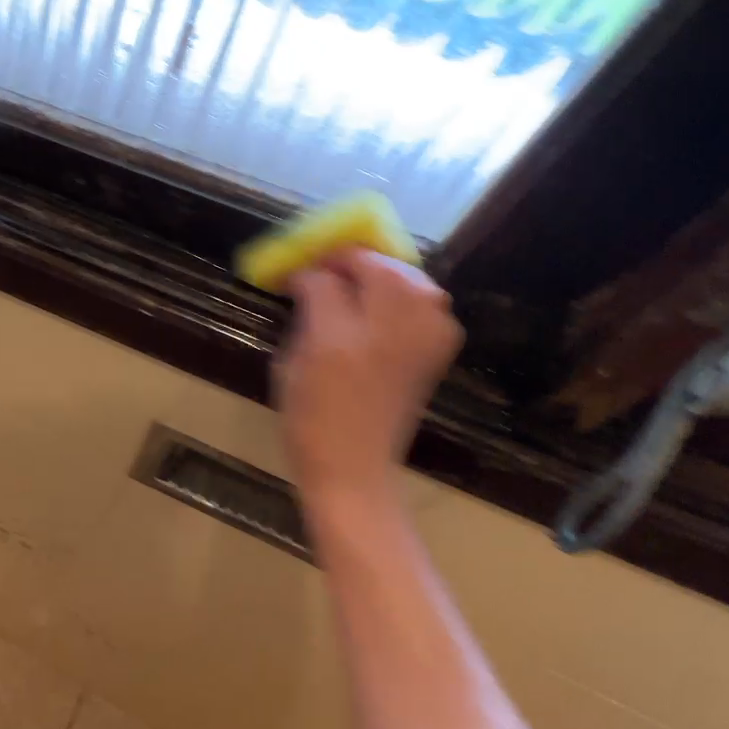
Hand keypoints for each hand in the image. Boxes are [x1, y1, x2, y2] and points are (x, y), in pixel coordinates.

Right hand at [273, 248, 461, 498]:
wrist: (352, 466)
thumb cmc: (308, 418)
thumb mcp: (291, 363)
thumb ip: (306, 315)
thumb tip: (309, 282)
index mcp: (343, 336)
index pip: (327, 278)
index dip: (308, 271)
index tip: (291, 275)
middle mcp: (390, 331)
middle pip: (381, 268)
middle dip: (353, 262)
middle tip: (327, 271)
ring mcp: (423, 341)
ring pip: (411, 282)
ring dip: (385, 274)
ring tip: (357, 286)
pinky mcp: (437, 352)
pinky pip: (428, 305)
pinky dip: (410, 296)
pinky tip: (386, 309)